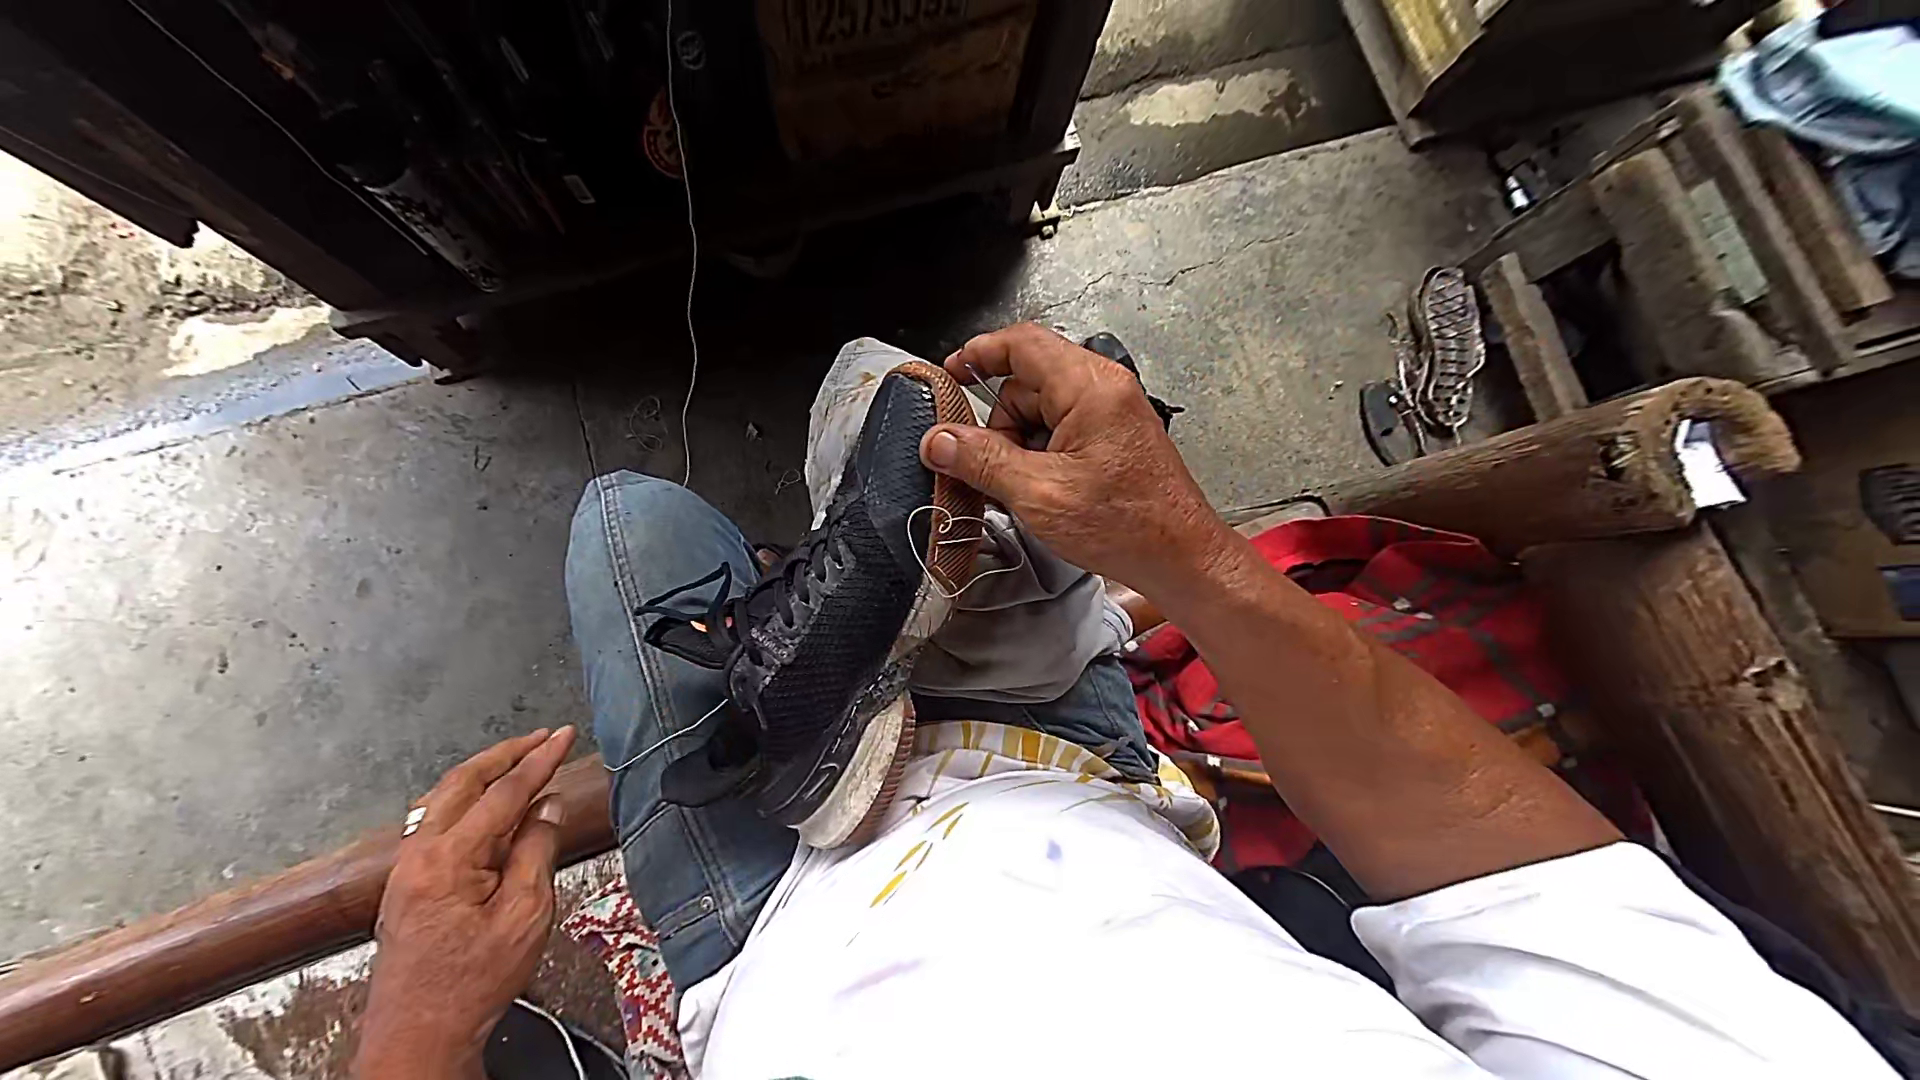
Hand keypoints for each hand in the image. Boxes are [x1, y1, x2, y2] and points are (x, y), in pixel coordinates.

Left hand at [354, 727, 576, 1079]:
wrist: (418, 1039)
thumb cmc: (474, 981)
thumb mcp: (525, 913)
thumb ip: (537, 849)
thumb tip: (548, 806)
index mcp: (447, 861)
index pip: (504, 792)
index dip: (540, 759)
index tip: (563, 735)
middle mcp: (418, 858)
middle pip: (461, 782)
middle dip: (506, 753)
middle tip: (542, 737)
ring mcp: (408, 871)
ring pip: (444, 798)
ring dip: (486, 772)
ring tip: (522, 759)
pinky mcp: (409, 885)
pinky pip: (439, 820)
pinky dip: (471, 797)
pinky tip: (493, 803)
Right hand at [920, 323, 1233, 594]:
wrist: (1178, 558)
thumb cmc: (1129, 526)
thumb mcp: (1038, 493)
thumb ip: (981, 461)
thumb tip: (938, 441)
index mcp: (1089, 388)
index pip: (1022, 343)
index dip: (979, 353)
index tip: (951, 372)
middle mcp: (1103, 390)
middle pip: (1024, 384)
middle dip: (999, 425)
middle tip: (993, 467)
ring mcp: (1108, 414)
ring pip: (1038, 412)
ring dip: (1018, 446)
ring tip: (1027, 488)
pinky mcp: (1109, 438)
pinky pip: (1058, 431)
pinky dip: (1039, 456)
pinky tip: (1042, 489)